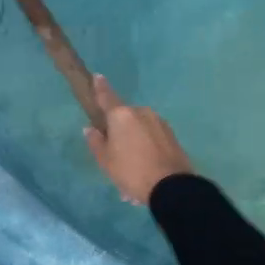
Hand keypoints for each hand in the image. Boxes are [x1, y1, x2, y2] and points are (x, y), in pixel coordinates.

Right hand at [83, 75, 193, 203]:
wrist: (172, 187)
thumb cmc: (131, 171)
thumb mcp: (105, 160)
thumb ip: (96, 141)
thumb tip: (91, 129)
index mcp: (122, 115)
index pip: (107, 96)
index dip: (100, 87)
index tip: (97, 76)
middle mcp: (142, 113)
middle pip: (124, 118)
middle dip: (119, 133)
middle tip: (114, 156)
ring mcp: (160, 123)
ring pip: (139, 131)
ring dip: (133, 146)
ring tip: (131, 171)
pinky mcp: (172, 136)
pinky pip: (152, 140)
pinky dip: (146, 151)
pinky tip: (144, 172)